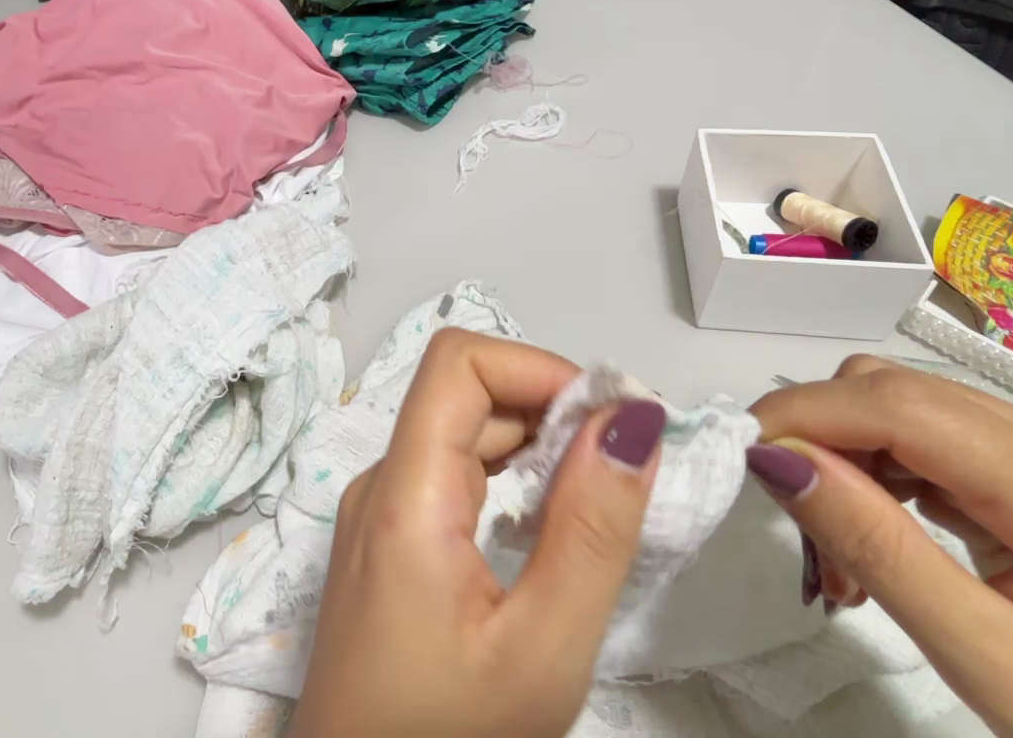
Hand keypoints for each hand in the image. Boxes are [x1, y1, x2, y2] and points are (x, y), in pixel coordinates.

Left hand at [288, 329, 665, 737]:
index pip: (459, 363)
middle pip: (465, 394)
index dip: (537, 367)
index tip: (608, 418)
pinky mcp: (390, 538)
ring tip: (596, 496)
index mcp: (404, 496)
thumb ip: (592, 531)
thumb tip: (632, 423)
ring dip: (536, 442)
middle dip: (550, 406)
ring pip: (463, 431)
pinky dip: (513, 476)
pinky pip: (454, 473)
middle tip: (622, 465)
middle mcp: (382, 484)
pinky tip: (550, 521)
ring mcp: (380, 510)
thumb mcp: (542, 649)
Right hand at [749, 355, 1012, 737]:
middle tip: (797, 533)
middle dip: (821, 440)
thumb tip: (775, 459)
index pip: (904, 406)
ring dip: (846, 458)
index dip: (805, 412)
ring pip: (908, 406)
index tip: (737, 455)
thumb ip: (879, 551)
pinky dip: (880, 472)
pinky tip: (877, 532)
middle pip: (901, 393)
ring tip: (839, 553)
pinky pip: (934, 436)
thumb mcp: (993, 665)